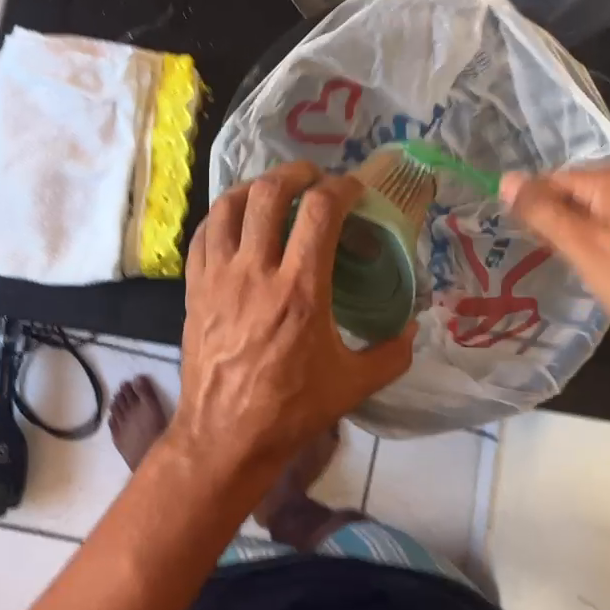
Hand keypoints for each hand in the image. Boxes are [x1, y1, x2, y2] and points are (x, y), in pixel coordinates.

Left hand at [172, 162, 414, 473]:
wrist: (225, 437)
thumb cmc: (291, 410)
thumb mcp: (354, 385)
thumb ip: (392, 352)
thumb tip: (414, 327)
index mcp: (300, 290)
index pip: (321, 211)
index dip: (343, 188)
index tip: (355, 190)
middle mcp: (256, 271)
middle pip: (270, 193)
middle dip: (297, 173)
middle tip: (315, 178)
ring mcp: (219, 277)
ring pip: (229, 205)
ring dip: (256, 187)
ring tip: (274, 191)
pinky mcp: (195, 288)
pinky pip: (204, 234)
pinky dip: (223, 217)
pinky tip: (237, 223)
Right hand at [501, 166, 609, 357]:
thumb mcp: (585, 251)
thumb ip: (544, 214)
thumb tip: (506, 179)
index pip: (552, 180)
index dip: (536, 209)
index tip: (533, 243)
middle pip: (584, 190)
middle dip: (566, 219)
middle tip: (565, 260)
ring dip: (595, 229)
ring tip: (595, 267)